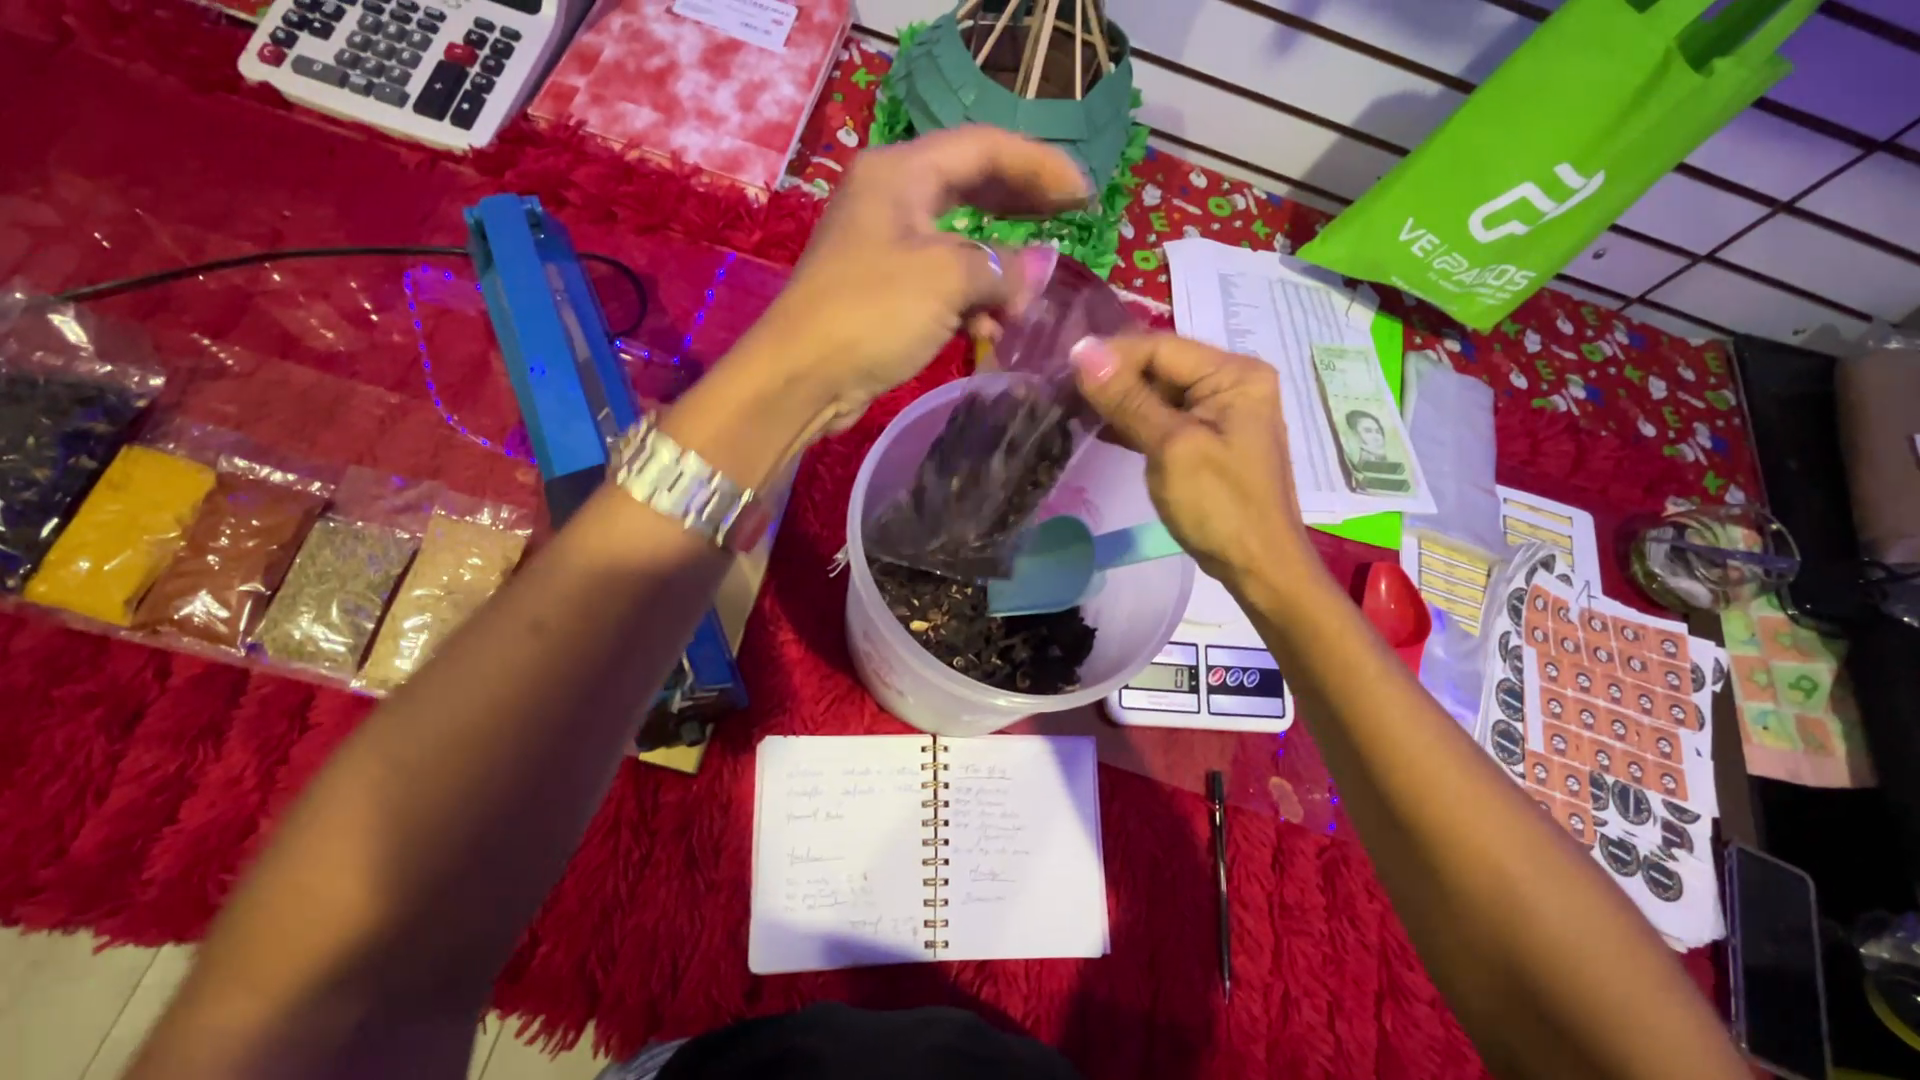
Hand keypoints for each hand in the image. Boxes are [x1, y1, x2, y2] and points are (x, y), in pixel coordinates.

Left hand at [746, 126, 1090, 432]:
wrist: (801, 377)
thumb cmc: (872, 313)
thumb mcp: (947, 280)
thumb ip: (1003, 266)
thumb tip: (1039, 269)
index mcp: (901, 172)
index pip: (985, 147)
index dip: (1040, 165)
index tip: (1085, 194)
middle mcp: (893, 197)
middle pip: (974, 185)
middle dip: (1024, 206)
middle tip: (1072, 220)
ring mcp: (887, 244)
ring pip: (962, 241)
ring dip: (999, 271)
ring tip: (1028, 301)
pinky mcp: (886, 288)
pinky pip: (944, 280)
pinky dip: (973, 300)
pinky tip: (991, 330)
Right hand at [1070, 333, 1318, 591]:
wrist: (1259, 567)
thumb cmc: (1220, 507)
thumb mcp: (1170, 447)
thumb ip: (1127, 398)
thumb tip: (1081, 350)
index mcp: (1235, 373)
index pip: (1161, 347)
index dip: (1110, 356)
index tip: (1062, 372)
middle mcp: (1233, 381)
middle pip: (1160, 366)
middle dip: (1112, 378)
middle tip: (1061, 390)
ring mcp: (1222, 411)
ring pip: (1158, 392)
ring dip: (1118, 401)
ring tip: (1071, 408)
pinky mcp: (1209, 438)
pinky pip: (1165, 417)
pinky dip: (1133, 422)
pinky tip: (1098, 429)